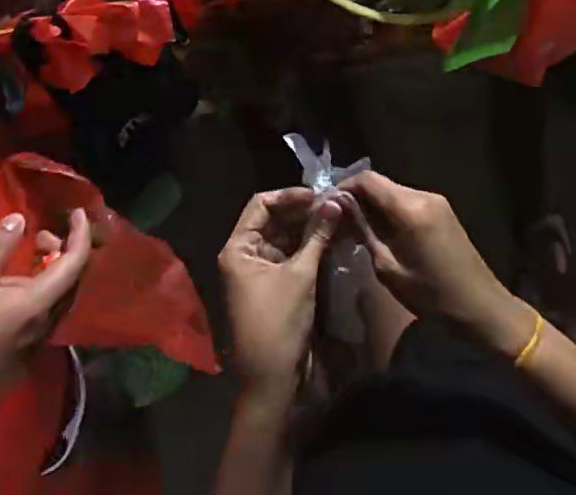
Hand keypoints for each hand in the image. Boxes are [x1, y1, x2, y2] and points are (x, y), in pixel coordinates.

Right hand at [0, 209, 91, 431]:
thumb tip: (21, 219)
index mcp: (36, 307)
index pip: (76, 263)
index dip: (81, 233)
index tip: (77, 212)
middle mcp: (41, 331)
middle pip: (68, 284)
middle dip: (63, 252)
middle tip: (39, 236)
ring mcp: (27, 355)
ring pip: (51, 305)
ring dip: (45, 276)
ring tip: (23, 259)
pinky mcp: (9, 370)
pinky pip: (35, 323)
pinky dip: (32, 297)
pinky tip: (4, 296)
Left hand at [218, 188, 341, 392]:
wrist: (272, 379)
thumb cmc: (279, 323)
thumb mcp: (300, 275)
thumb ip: (317, 235)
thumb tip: (336, 202)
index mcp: (238, 248)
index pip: (261, 204)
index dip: (290, 195)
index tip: (319, 195)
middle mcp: (244, 254)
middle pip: (273, 219)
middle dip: (303, 211)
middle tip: (334, 205)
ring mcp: (258, 269)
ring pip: (284, 236)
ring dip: (308, 227)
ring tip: (337, 218)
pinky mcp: (273, 283)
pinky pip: (289, 254)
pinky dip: (308, 246)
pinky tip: (330, 238)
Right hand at [339, 172, 533, 358]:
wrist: (480, 307)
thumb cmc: (432, 295)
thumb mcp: (388, 268)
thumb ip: (364, 230)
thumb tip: (341, 206)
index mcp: (410, 208)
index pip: (368, 179)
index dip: (344, 187)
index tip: (327, 205)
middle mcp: (423, 195)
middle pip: (380, 183)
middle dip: (356, 197)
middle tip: (337, 219)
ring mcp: (435, 200)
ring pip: (392, 192)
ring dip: (372, 204)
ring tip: (354, 227)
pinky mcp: (441, 210)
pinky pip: (407, 201)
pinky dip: (389, 210)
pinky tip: (379, 231)